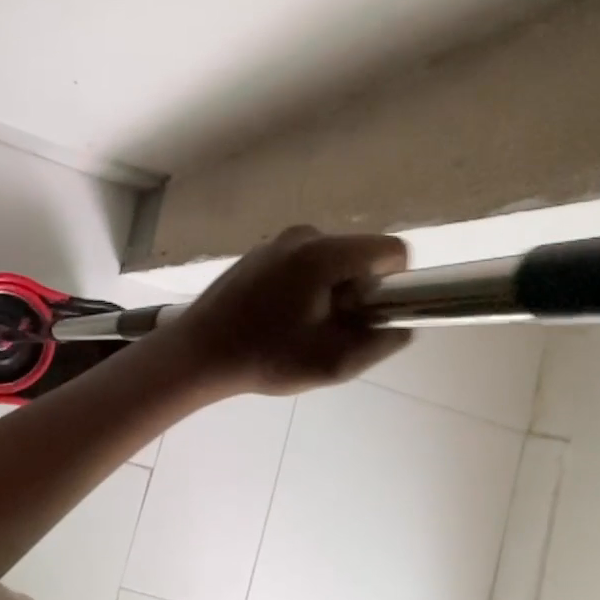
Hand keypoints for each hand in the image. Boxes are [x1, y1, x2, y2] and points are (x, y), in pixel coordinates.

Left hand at [168, 226, 411, 395]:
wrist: (197, 354)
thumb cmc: (265, 359)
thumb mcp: (335, 362)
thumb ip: (383, 340)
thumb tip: (402, 322)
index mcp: (322, 253)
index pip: (392, 250)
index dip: (390, 286)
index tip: (360, 316)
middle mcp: (300, 236)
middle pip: (359, 257)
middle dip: (355, 292)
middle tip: (322, 328)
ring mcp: (274, 243)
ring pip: (331, 264)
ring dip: (328, 293)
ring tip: (295, 328)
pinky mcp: (257, 255)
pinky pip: (302, 266)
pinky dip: (302, 289)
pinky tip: (275, 320)